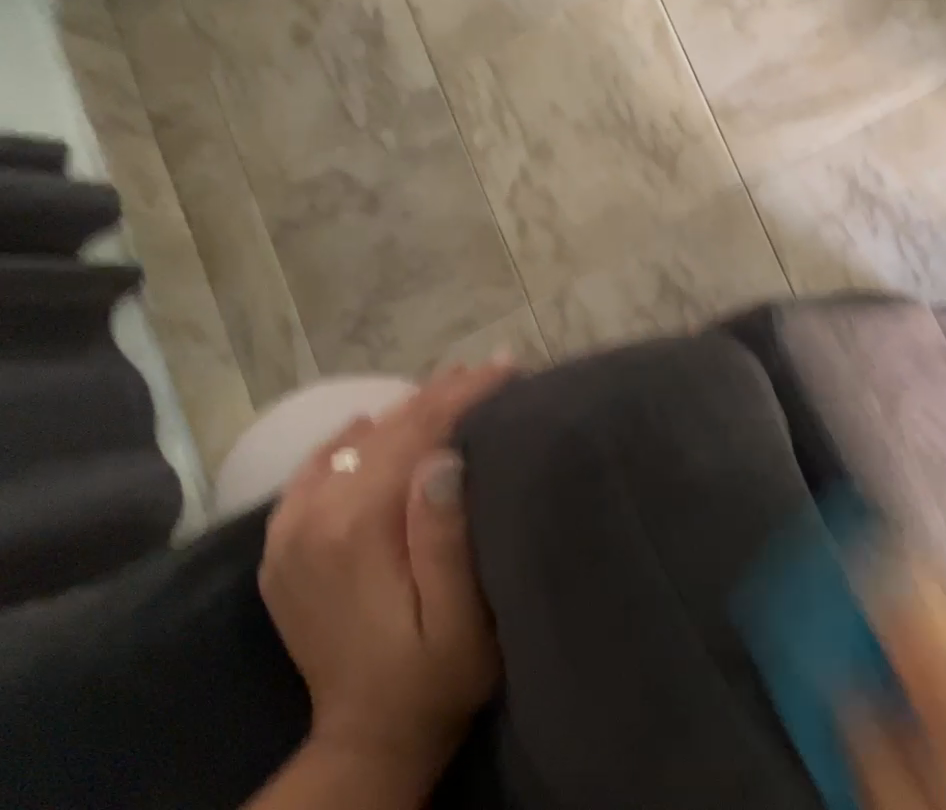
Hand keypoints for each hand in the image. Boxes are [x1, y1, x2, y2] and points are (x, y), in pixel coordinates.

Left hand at [258, 360, 512, 772]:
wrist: (372, 734)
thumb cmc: (441, 671)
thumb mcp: (463, 611)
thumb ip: (445, 536)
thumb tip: (443, 457)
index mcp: (360, 531)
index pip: (413, 436)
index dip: (462, 395)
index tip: (507, 366)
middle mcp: (313, 523)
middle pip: (379, 434)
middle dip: (437, 395)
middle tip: (490, 366)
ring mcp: (289, 538)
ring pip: (345, 448)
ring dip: (399, 414)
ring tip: (448, 388)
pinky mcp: (284, 554)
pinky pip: (309, 477)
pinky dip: (343, 445)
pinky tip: (367, 430)